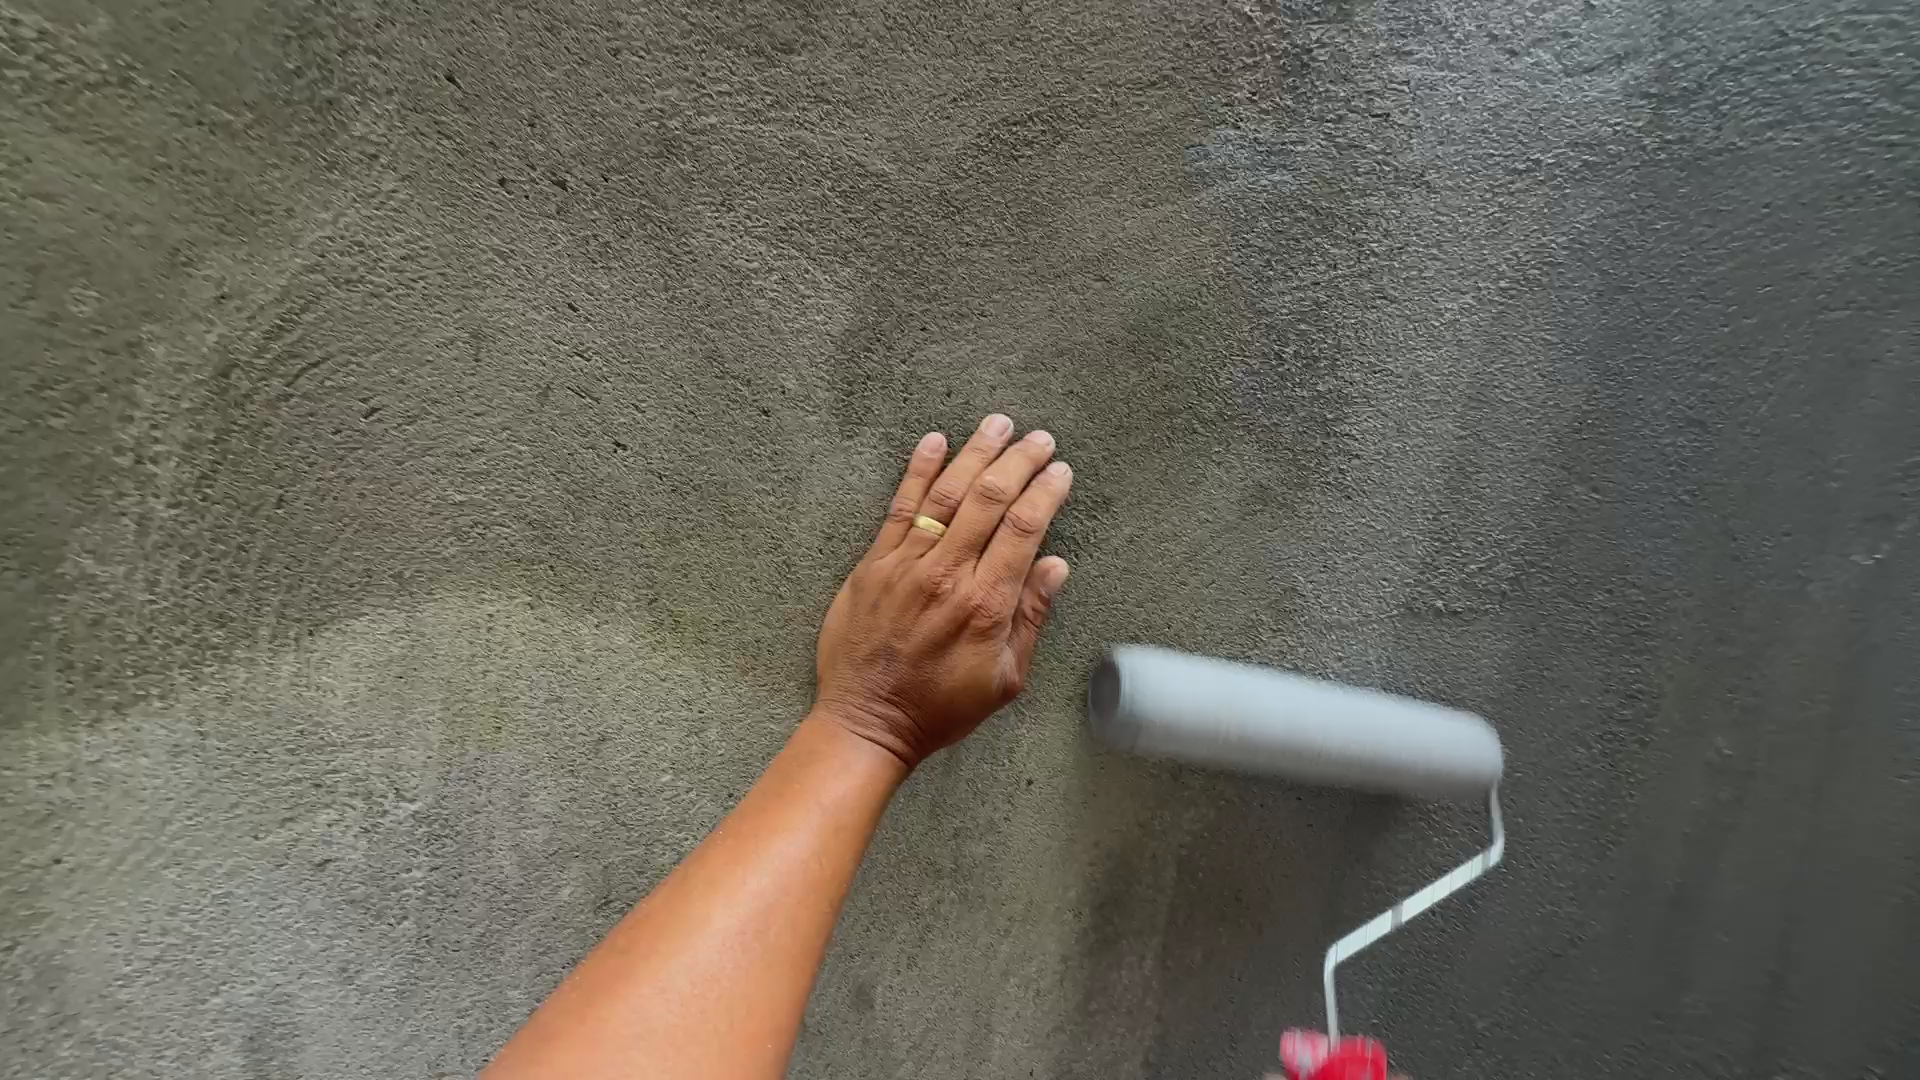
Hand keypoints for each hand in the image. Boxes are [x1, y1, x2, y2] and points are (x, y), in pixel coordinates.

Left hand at [814, 414, 1074, 768]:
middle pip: (989, 501)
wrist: (868, 721)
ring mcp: (906, 566)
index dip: (1045, 493)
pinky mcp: (874, 565)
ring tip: (997, 424)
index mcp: (986, 605)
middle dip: (1018, 462)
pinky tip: (934, 442)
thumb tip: (1055, 566)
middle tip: (1038, 438)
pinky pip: (899, 508)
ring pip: (946, 496)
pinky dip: (918, 472)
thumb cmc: (941, 707)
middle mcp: (947, 576)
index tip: (1060, 471)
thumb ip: (1030, 618)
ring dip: (975, 454)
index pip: (1023, 530)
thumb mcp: (1005, 679)